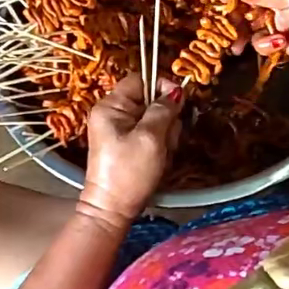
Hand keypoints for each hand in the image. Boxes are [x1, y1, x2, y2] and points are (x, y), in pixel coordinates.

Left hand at [79, 73, 181, 224]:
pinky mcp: (126, 146)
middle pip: (149, 100)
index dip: (160, 85)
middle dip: (165, 118)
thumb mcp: (150, 138)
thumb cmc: (129, 173)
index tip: (178, 101)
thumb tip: (175, 90)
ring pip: (154, 119)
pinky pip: (150, 136)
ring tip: (162, 154)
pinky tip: (159, 160)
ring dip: (165, 135)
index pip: (139, 79)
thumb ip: (163, 110)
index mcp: (110, 106)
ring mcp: (118, 130)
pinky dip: (159, 146)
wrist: (112, 209)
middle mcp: (112, 114)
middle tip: (166, 139)